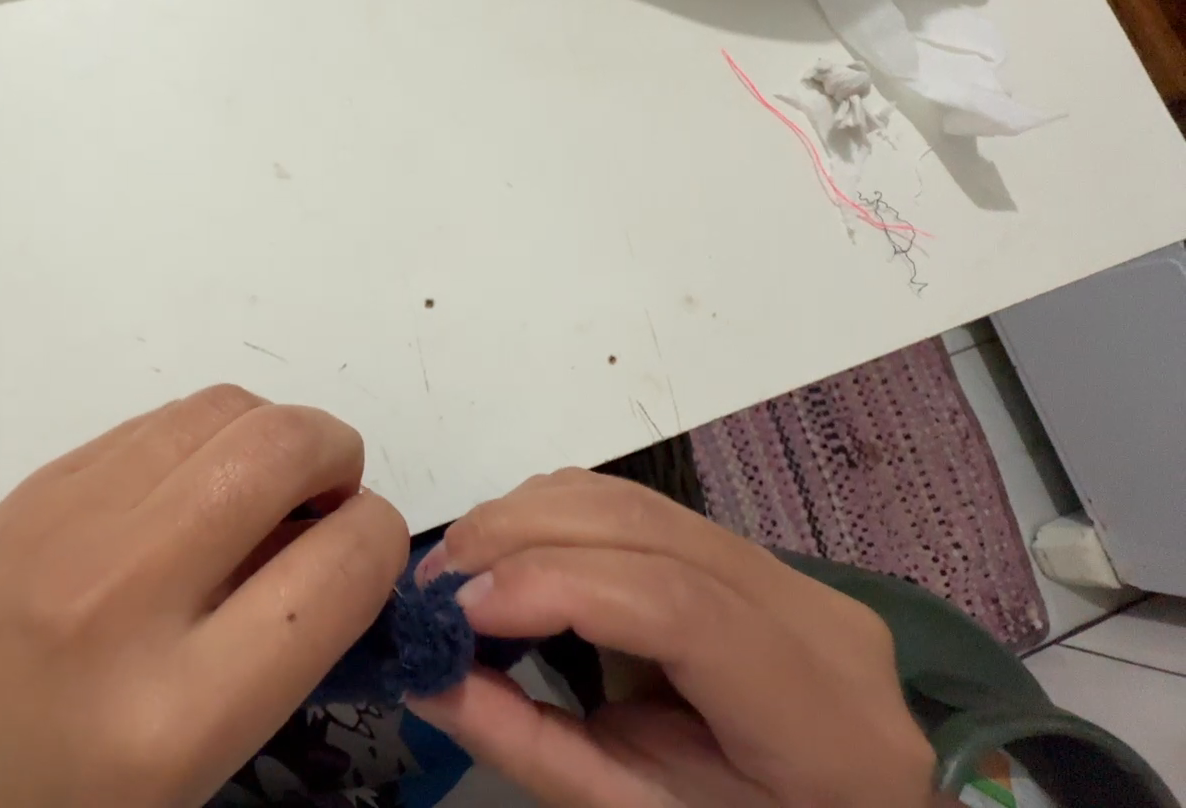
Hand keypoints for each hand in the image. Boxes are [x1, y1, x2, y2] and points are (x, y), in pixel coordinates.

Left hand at [0, 386, 408, 807]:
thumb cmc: (53, 804)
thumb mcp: (191, 767)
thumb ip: (280, 653)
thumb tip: (337, 547)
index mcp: (177, 709)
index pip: (341, 567)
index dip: (379, 544)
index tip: (362, 555)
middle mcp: (124, 589)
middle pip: (284, 448)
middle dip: (338, 459)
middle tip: (323, 506)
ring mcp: (71, 514)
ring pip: (225, 409)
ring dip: (274, 436)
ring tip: (261, 491)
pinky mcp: (41, 476)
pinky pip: (163, 416)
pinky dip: (210, 435)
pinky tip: (193, 486)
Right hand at [404, 470, 940, 807]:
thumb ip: (525, 744)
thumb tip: (422, 672)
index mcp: (821, 718)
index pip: (676, 607)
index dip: (552, 588)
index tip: (457, 610)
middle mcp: (812, 614)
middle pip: (641, 528)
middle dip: (515, 537)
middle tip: (433, 582)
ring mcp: (780, 569)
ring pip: (625, 499)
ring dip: (522, 517)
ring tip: (459, 570)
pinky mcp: (737, 549)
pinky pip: (626, 501)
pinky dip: (549, 514)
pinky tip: (510, 555)